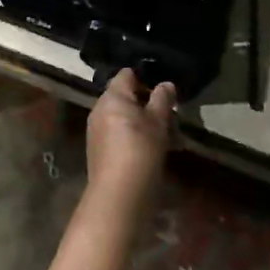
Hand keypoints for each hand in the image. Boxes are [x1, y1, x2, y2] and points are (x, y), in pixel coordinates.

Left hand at [86, 69, 174, 207]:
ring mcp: (97, 131)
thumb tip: (166, 84)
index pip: (127, 74)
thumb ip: (162, 99)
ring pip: (125, 118)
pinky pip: (120, 134)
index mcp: (112, 96)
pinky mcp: (99, 150)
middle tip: (172, 117)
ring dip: (146, 123)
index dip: (146, 77)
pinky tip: (156, 151)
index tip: (165, 90)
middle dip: (149, 105)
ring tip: (171, 138)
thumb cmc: (140, 150)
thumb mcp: (158, 121)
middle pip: (126, 97)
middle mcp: (100, 109)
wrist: (118, 195)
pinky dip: (136, 137)